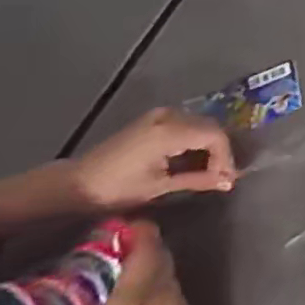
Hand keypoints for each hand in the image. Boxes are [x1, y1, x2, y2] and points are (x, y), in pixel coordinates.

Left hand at [72, 108, 238, 210]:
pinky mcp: (153, 119)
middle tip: (221, 176)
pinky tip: (192, 159)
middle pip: (210, 127)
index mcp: (169, 132)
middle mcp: (168, 116)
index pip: (215, 136)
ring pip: (200, 124)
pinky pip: (186, 124)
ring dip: (209, 145)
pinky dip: (195, 140)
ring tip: (209, 170)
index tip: (227, 179)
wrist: (76, 183)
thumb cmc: (116, 189)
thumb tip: (228, 182)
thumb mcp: (160, 187)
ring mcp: (159, 115)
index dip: (226, 157)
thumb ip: (197, 180)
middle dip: (220, 151)